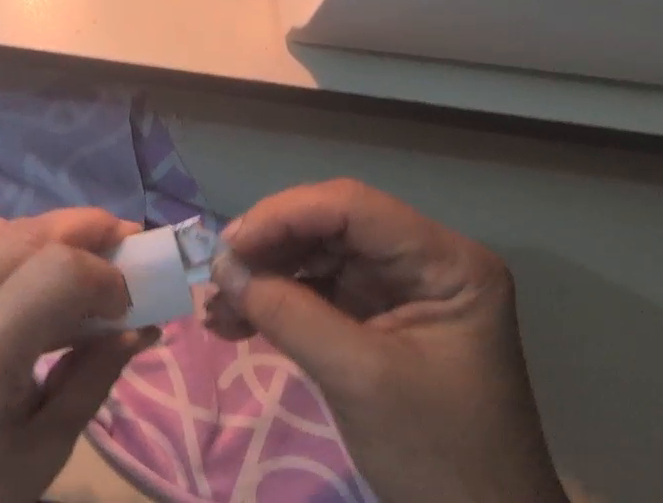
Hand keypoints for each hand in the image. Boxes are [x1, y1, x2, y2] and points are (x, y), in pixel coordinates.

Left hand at [0, 208, 159, 502]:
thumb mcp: (42, 449)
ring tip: (73, 258)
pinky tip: (15, 280)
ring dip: (40, 236)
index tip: (129, 299)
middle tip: (122, 239)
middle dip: (82, 231)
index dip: (104, 273)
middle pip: (25, 235)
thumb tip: (141, 324)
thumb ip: (93, 375)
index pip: (57, 271)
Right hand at [207, 180, 566, 502]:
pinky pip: (316, 290)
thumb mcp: (360, 380)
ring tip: (217, 309)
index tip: (230, 247)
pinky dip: (274, 302)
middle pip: (328, 226)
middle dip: (268, 248)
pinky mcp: (377, 317)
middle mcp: (423, 260)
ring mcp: (400, 289)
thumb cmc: (439, 456)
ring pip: (315, 255)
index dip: (284, 216)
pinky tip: (234, 322)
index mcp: (445, 262)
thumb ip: (289, 314)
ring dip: (263, 276)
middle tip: (217, 277)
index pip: (351, 208)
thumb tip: (223, 270)